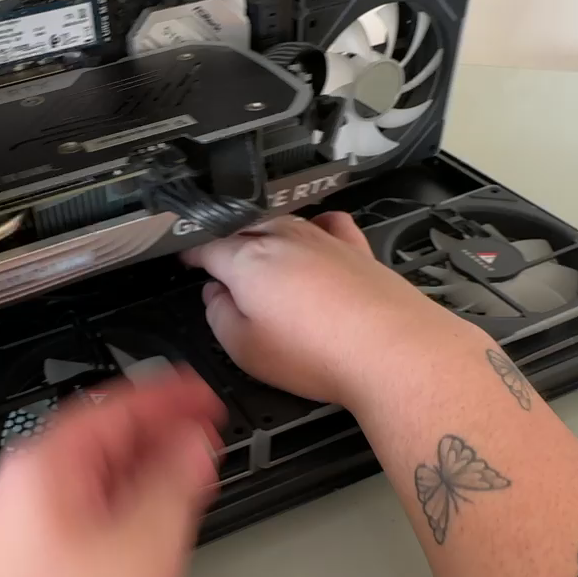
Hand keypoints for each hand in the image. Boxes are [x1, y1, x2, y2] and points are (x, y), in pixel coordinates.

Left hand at [0, 372, 225, 576]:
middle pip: (104, 439)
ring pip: (97, 480)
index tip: (204, 395)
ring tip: (191, 476)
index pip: (118, 405)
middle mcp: (27, 491)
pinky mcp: (30, 567)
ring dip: (147, 473)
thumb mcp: (140, 555)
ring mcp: (24, 530)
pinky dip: (127, 510)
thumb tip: (191, 446)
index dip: (170, 396)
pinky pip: (87, 516)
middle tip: (206, 434)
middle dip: (161, 434)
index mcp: (46, 469)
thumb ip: (173, 488)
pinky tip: (152, 527)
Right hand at [182, 212, 478, 407]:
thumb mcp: (244, 348)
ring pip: (283, 222)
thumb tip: (215, 297)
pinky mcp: (357, 250)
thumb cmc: (318, 354)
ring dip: (265, 233)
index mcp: (248, 261)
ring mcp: (323, 240)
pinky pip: (329, 224)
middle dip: (226, 242)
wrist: (390, 351)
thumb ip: (219, 316)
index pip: (208, 247)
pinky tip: (315, 234)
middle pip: (244, 229)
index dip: (192, 254)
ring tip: (258, 249)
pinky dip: (314, 226)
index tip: (187, 260)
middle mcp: (284, 240)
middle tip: (218, 260)